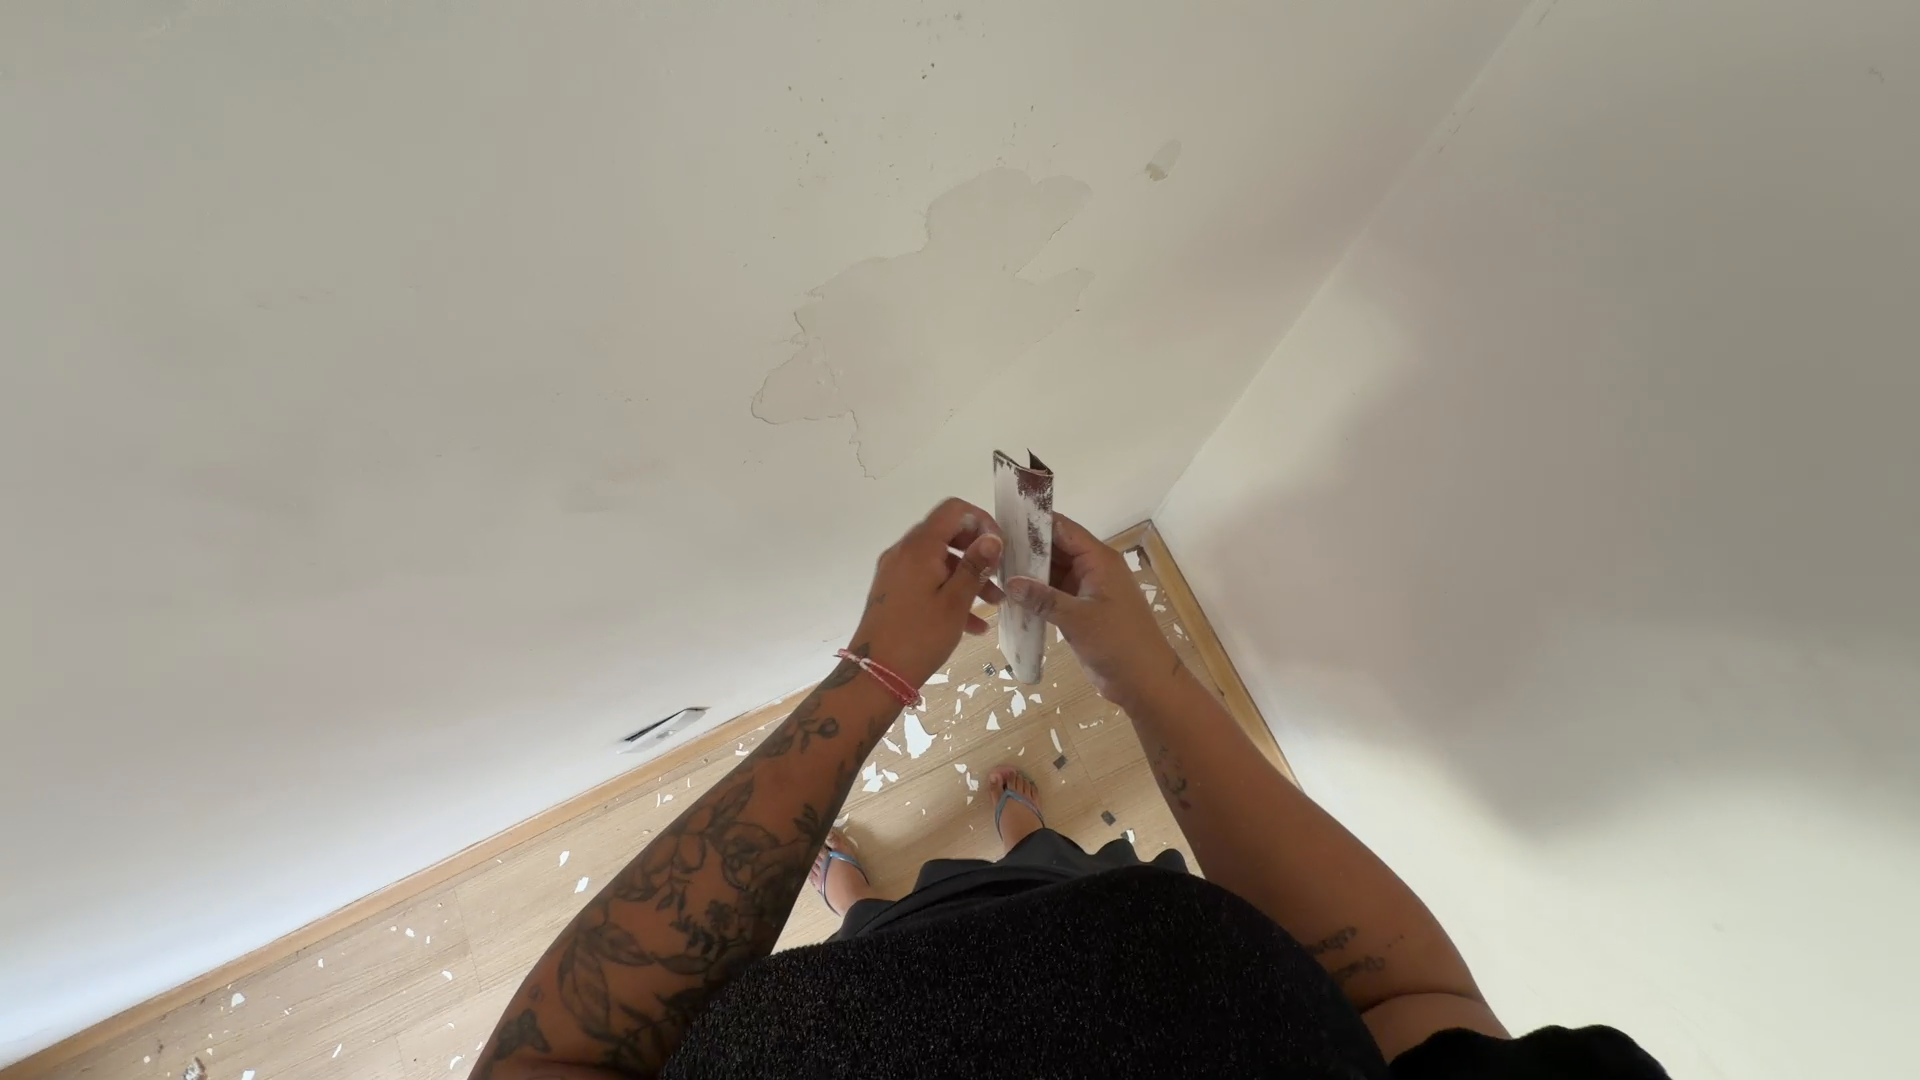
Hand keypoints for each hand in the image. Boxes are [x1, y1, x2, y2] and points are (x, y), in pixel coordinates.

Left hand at [849, 498, 1004, 687]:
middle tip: (999, 574)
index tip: (998, 547)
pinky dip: (949, 593)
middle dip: (976, 552)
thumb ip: (975, 565)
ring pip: (938, 562)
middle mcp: (903, 552)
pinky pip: (926, 582)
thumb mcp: (955, 601)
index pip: (953, 510)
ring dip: (967, 577)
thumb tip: (992, 537)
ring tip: (994, 603)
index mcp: (918, 547)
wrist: (876, 675)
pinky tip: (973, 625)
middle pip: (946, 535)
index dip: (981, 521)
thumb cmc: (920, 636)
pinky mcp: (892, 592)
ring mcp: (895, 573)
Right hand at [1004, 512, 1176, 705]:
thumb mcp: (1077, 618)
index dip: (1035, 522)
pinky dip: (1035, 593)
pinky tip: (1009, 595)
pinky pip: (1053, 593)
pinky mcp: (1080, 610)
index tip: (1003, 520)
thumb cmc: (1117, 642)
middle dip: (1026, 548)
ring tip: (994, 568)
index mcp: (1099, 560)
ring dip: (1029, 572)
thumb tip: (1009, 582)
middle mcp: (1092, 568)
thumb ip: (1042, 598)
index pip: (1063, 529)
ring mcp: (1086, 590)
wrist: (1144, 681)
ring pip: (1052, 571)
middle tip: (990, 547)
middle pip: (1055, 548)